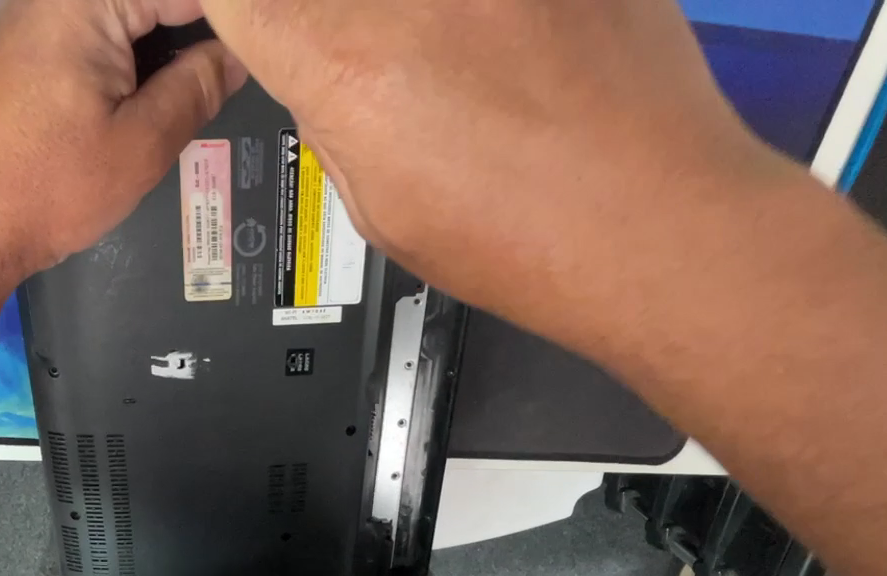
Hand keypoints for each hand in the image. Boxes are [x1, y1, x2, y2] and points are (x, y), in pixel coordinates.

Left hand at [0, 0, 246, 286]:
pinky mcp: (15, 42)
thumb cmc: (48, 189)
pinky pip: (86, 24)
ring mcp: (27, 10)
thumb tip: (235, 57)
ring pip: (117, 12)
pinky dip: (125, 47)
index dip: (230, 19)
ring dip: (160, 37)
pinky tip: (148, 82)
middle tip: (232, 66)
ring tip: (199, 76)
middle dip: (193, 27)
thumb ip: (194, 89)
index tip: (264, 41)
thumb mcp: (139, 146)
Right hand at [194, 0, 805, 351]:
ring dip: (402, 30)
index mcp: (348, 68)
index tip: (250, 22)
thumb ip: (335, 121)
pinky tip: (482, 49)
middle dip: (318, 17)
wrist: (648, 222)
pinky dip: (468, 19)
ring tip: (429, 72)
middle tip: (356, 59)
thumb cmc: (517, 241)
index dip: (238, 8)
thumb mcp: (382, 212)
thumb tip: (318, 73)